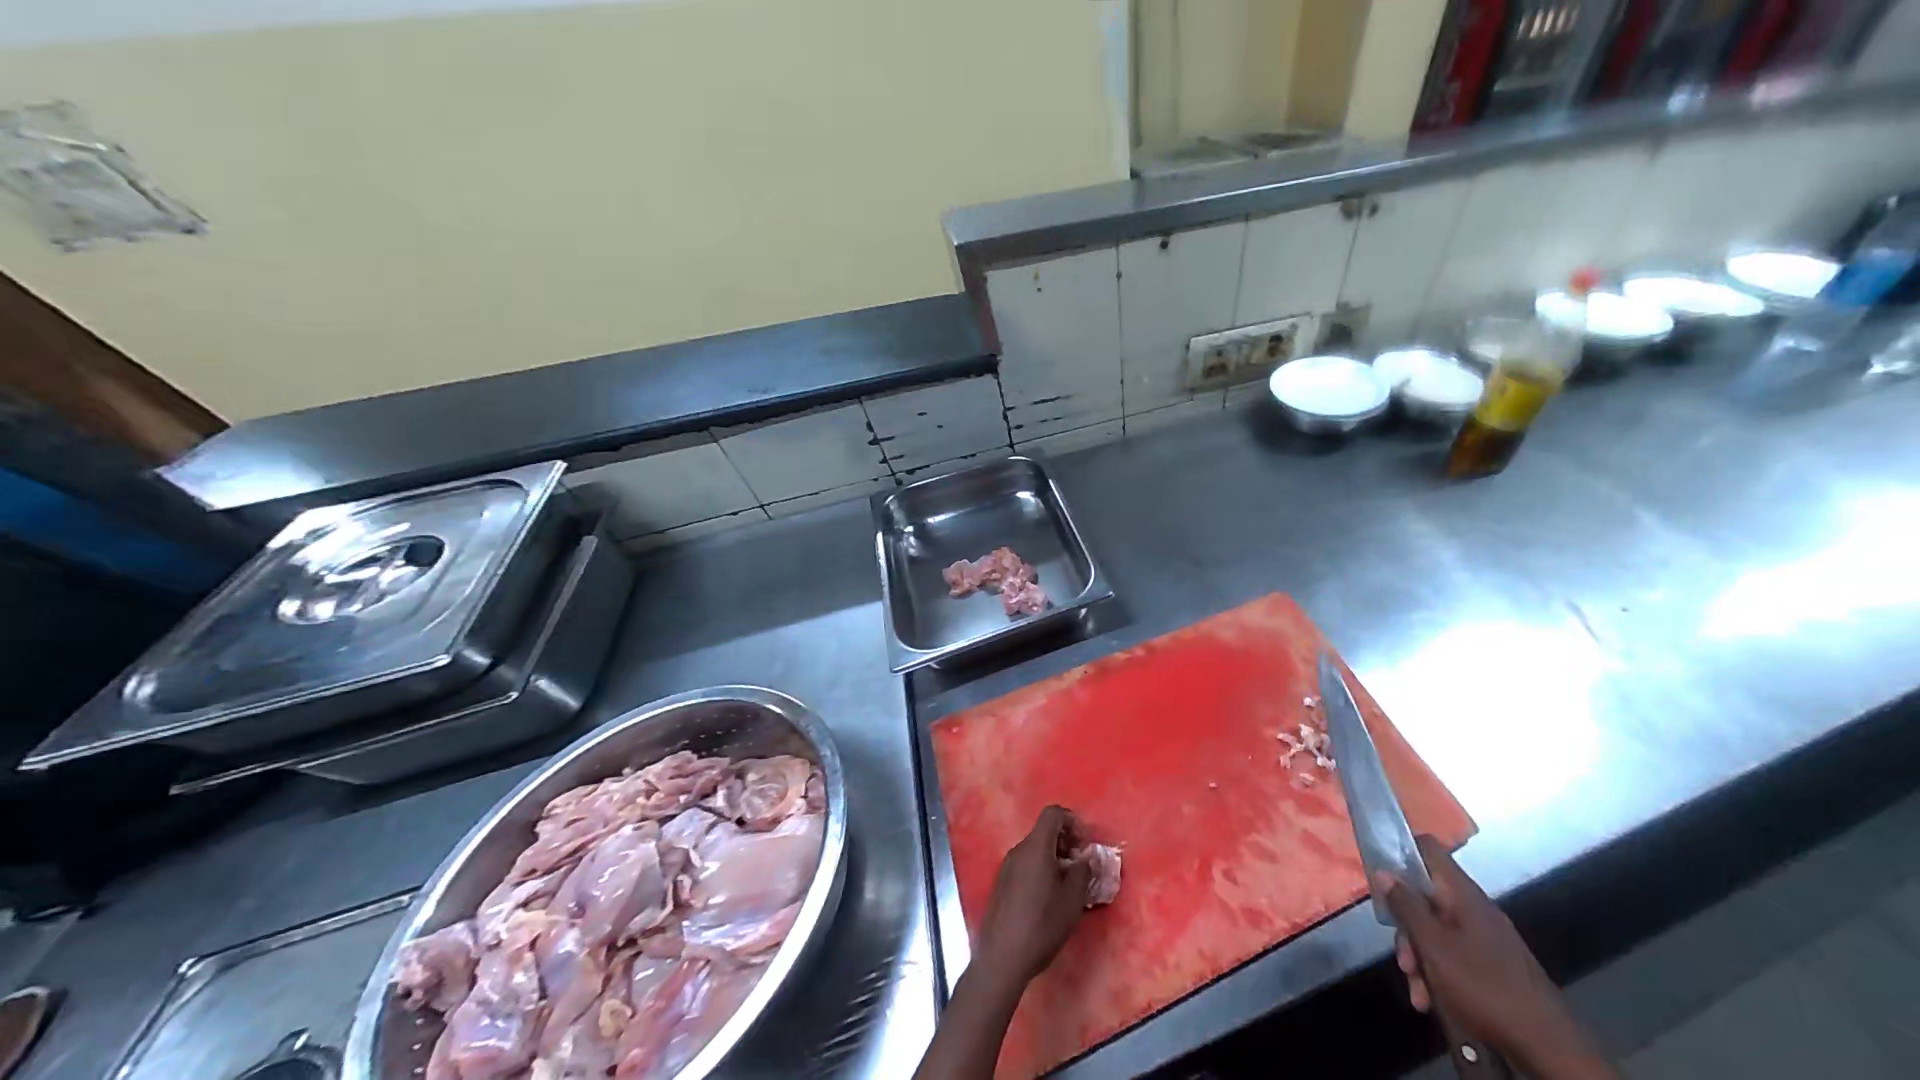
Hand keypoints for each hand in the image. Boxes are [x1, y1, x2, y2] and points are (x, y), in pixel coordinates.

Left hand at [912, 807, 1093, 1079]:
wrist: (1003, 956)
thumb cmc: (1042, 924)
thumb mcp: (1072, 899)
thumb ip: (1082, 872)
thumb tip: (1086, 858)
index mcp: (1036, 847)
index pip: (1053, 813)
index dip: (1073, 822)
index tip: (1085, 845)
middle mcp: (1018, 850)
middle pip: (1044, 831)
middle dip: (1066, 842)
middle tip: (1081, 866)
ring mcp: (1007, 866)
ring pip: (1035, 849)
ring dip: (1054, 858)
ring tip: (1069, 885)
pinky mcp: (1002, 883)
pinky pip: (1025, 864)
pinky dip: (1041, 870)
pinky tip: (1050, 897)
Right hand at [1382, 836, 1617, 1079]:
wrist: (1548, 1048)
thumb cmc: (1484, 987)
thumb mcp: (1433, 945)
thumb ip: (1406, 906)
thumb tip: (1383, 871)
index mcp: (1463, 895)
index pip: (1429, 849)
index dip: (1400, 850)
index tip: (1378, 871)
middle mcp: (1474, 910)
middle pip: (1425, 897)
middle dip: (1406, 928)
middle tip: (1401, 958)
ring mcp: (1485, 938)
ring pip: (1435, 932)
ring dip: (1419, 959)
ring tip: (1418, 993)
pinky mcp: (1491, 964)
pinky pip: (1452, 956)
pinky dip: (1438, 974)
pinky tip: (1431, 1000)